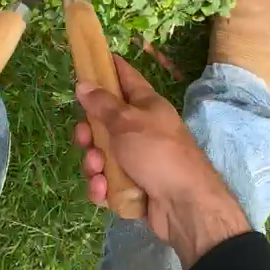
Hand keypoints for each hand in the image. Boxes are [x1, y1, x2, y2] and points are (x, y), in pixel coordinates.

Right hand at [75, 54, 251, 268]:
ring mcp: (138, 159)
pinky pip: (108, 180)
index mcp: (147, 106)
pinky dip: (103, 186)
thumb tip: (83, 83)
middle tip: (84, 138)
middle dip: (89, 132)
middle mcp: (142, 129)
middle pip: (104, 122)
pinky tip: (104, 191)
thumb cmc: (158, 153)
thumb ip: (102, 104)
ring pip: (102, 154)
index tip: (86, 62)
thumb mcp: (127, 122)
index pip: (125, 77)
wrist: (186, 207)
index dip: (106, 67)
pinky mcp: (134, 186)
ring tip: (98, 171)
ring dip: (94, 163)